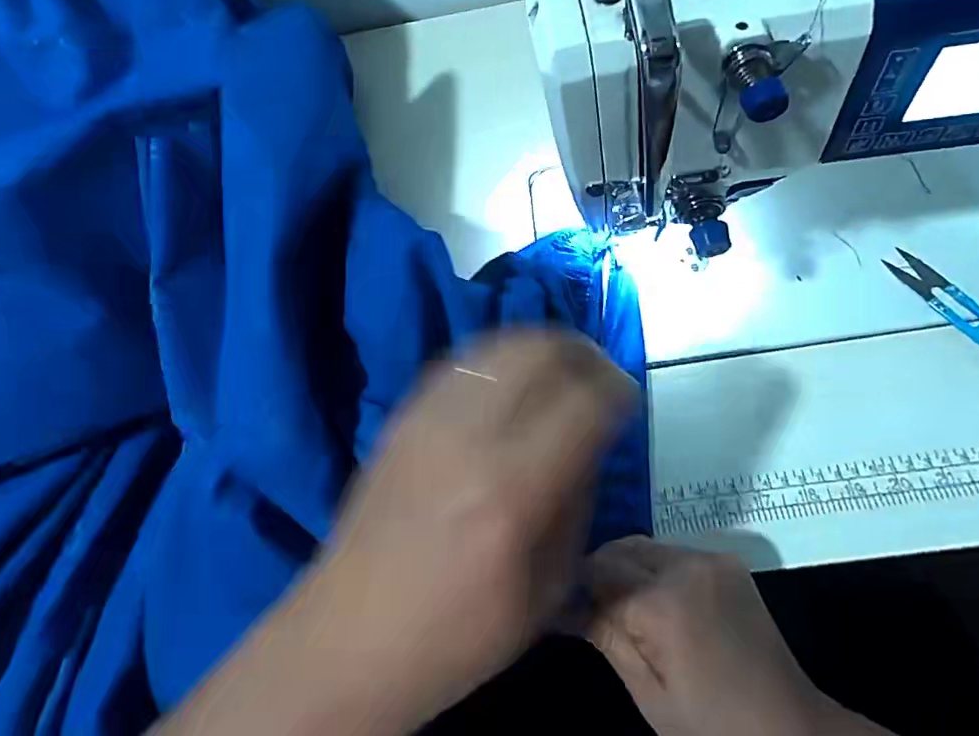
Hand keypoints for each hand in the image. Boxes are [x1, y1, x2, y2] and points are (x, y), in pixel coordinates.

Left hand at [156, 331, 635, 735]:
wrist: (351, 632)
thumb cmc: (458, 633)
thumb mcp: (546, 589)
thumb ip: (577, 500)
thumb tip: (591, 438)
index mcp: (513, 490)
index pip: (584, 402)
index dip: (616, 389)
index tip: (626, 396)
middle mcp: (469, 436)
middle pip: (538, 351)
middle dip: (580, 352)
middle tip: (597, 372)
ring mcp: (429, 418)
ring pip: (498, 345)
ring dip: (540, 346)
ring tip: (559, 366)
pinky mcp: (402, 415)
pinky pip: (462, 362)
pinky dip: (499, 357)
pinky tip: (511, 378)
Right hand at [586, 537, 893, 735]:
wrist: (792, 727)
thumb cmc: (713, 724)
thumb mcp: (649, 694)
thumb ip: (606, 638)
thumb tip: (562, 605)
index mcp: (660, 602)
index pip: (597, 569)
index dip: (577, 584)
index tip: (566, 603)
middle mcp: (684, 565)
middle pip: (621, 548)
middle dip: (602, 571)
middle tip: (594, 606)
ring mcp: (710, 558)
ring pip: (647, 545)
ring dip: (630, 567)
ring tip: (629, 606)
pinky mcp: (728, 559)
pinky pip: (676, 551)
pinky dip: (659, 568)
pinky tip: (664, 602)